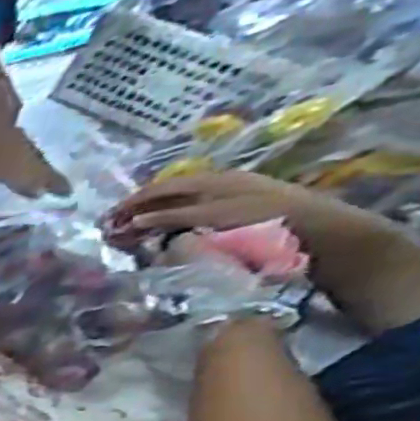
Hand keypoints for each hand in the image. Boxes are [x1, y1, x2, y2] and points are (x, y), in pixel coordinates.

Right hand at [108, 170, 331, 241]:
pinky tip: (154, 238)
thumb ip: (172, 218)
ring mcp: (222, 201)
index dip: (131, 203)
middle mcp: (214, 186)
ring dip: (147, 220)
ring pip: (173, 207)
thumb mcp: (212, 216)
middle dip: (135, 211)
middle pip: (165, 196)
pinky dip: (164, 226)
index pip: (159, 188)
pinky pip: (185, 217)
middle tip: (109, 230)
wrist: (313, 230)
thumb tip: (132, 221)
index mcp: (210, 182)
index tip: (106, 220)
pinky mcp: (228, 217)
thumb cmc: (261, 220)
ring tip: (125, 236)